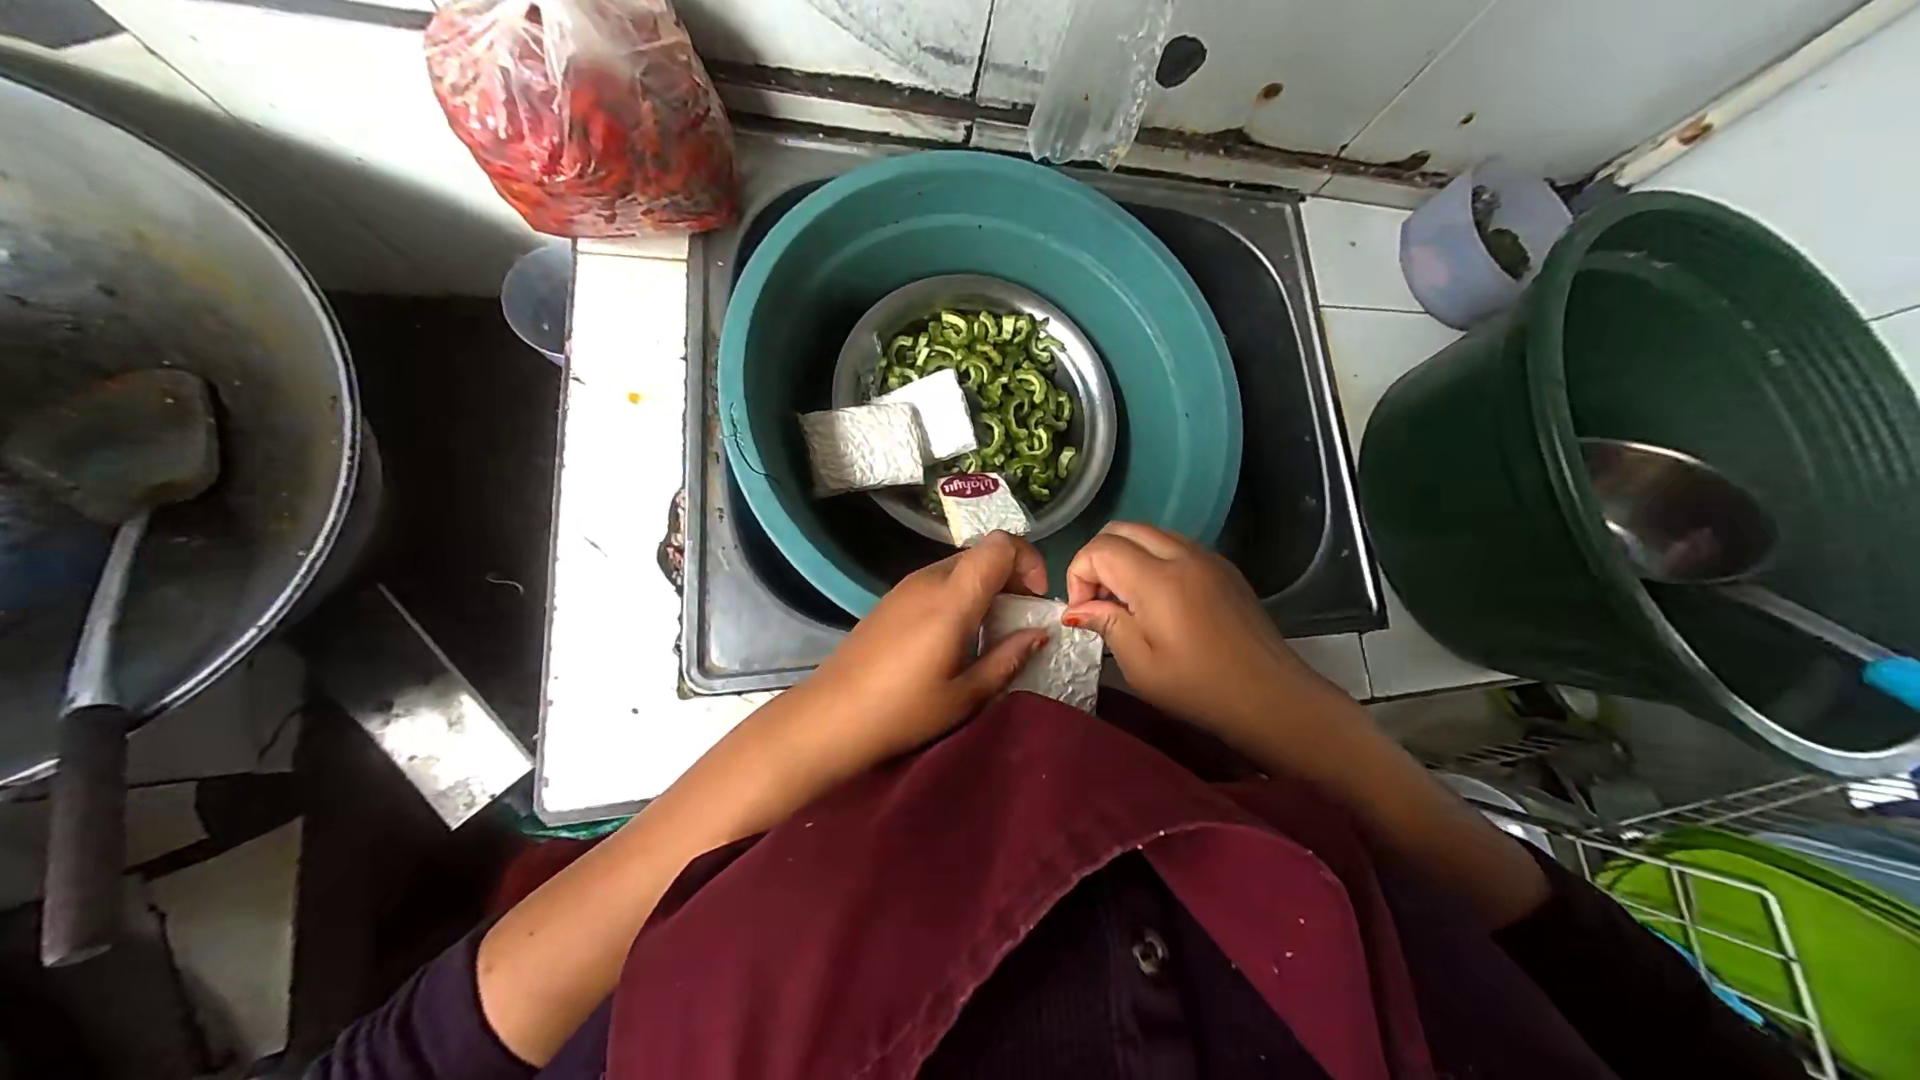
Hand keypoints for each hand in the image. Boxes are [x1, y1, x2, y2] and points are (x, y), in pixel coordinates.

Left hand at [782, 530, 1051, 775]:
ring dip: (984, 587)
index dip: (1028, 561)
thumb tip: (1039, 633)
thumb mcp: (965, 695)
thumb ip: (1007, 658)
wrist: (829, 717)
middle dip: (1010, 577)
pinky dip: (959, 595)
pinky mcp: (890, 599)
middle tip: (1018, 620)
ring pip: (959, 567)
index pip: (1000, 545)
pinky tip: (954, 636)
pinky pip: (937, 582)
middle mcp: (928, 580)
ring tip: (989, 632)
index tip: (1034, 600)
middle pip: (981, 553)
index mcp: (952, 598)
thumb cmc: (902, 711)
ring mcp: (905, 587)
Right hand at [1063, 522, 1353, 744]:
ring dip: (1124, 556)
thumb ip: (1106, 624)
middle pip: (1121, 529)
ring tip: (1124, 602)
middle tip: (1097, 601)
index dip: (1079, 574)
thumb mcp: (1140, 666)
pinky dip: (1151, 559)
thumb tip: (1078, 608)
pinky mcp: (1223, 567)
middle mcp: (1183, 556)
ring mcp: (1207, 557)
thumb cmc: (1200, 688)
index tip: (1082, 611)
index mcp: (1159, 580)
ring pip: (1148, 533)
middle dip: (1097, 558)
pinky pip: (1174, 545)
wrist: (1272, 697)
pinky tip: (1156, 600)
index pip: (1100, 549)